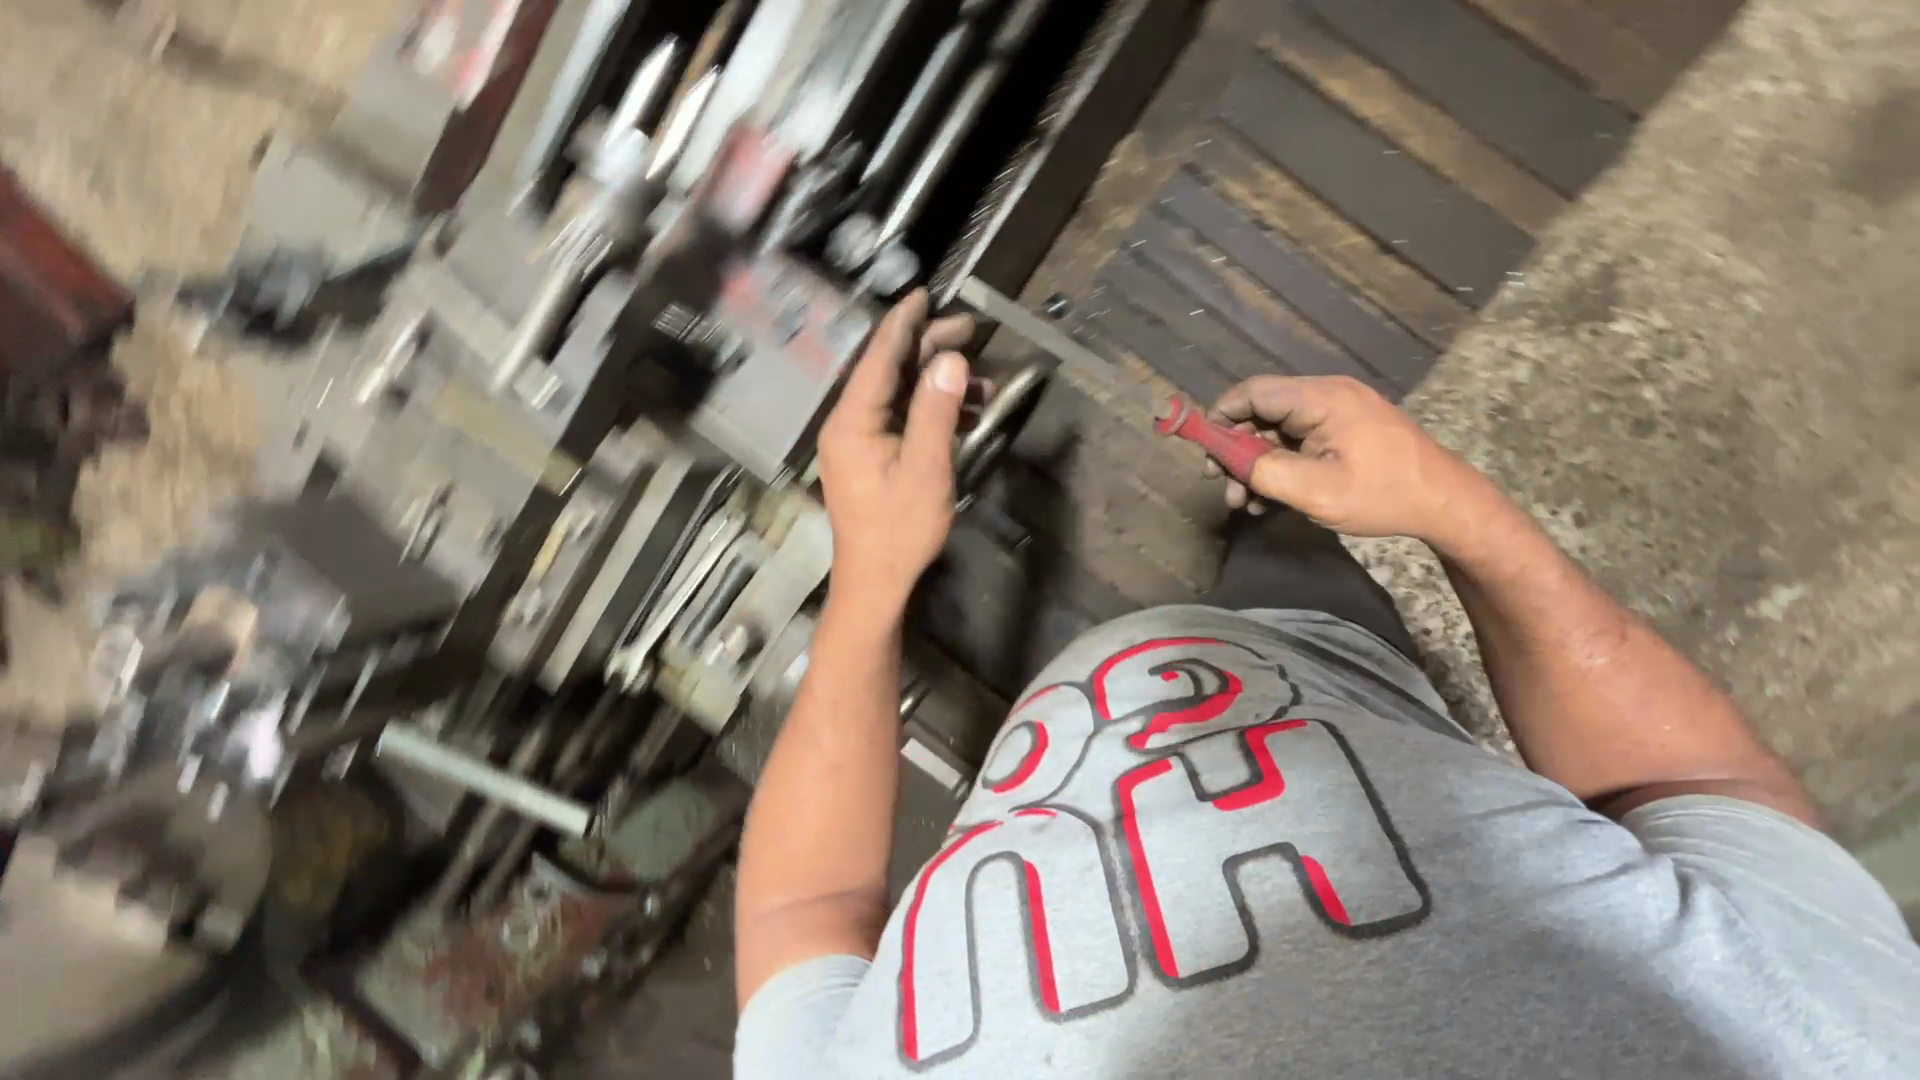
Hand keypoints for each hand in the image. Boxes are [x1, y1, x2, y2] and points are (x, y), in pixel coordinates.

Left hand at [817, 290, 973, 611]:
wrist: (876, 581)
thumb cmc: (899, 529)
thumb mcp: (925, 468)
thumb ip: (936, 411)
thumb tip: (951, 360)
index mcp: (852, 420)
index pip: (878, 356)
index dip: (903, 322)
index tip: (924, 294)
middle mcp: (848, 423)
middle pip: (888, 371)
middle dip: (929, 350)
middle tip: (970, 332)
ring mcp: (856, 441)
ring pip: (898, 396)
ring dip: (938, 385)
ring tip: (983, 383)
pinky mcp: (869, 457)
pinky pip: (899, 420)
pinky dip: (930, 413)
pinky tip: (966, 415)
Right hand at [1207, 375, 1499, 549]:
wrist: (1447, 504)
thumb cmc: (1383, 495)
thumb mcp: (1317, 492)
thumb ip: (1266, 472)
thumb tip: (1228, 460)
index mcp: (1322, 399)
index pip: (1254, 392)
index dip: (1221, 416)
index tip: (1201, 448)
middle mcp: (1327, 396)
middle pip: (1262, 413)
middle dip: (1235, 451)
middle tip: (1221, 486)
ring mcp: (1337, 414)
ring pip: (1277, 432)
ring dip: (1255, 466)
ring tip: (1244, 504)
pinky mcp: (1343, 432)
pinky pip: (1297, 443)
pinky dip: (1278, 467)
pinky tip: (1269, 500)